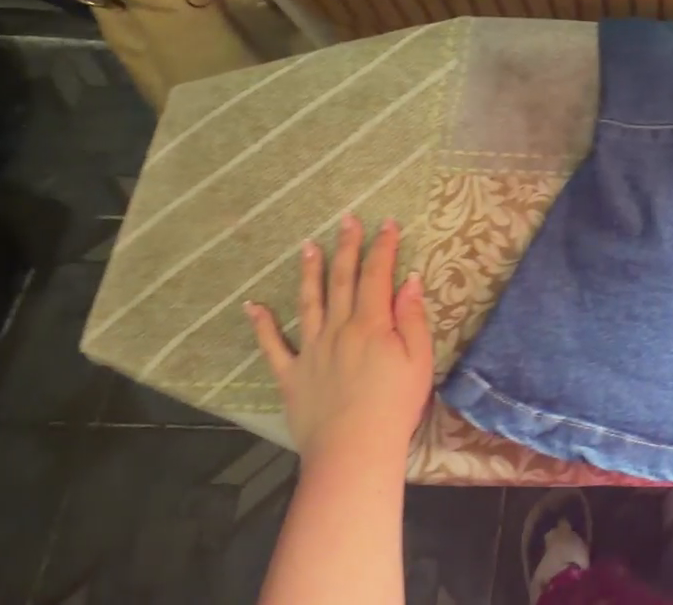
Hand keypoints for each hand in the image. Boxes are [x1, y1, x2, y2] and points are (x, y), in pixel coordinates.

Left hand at [244, 214, 434, 466]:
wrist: (353, 451)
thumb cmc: (395, 405)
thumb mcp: (419, 360)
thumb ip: (412, 318)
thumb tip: (408, 281)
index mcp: (372, 324)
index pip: (377, 276)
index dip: (382, 247)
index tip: (386, 223)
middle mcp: (339, 329)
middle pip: (343, 281)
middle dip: (346, 248)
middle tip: (346, 221)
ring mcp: (311, 351)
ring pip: (309, 303)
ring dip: (309, 273)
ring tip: (307, 247)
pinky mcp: (291, 375)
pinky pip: (273, 346)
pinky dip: (263, 324)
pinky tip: (253, 306)